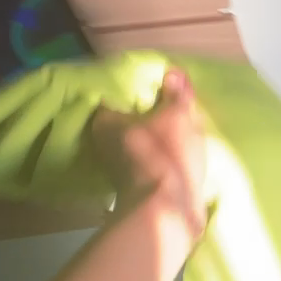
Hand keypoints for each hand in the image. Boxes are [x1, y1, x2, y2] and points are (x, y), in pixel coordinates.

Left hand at [90, 69, 209, 237]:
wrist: (166, 209)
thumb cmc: (166, 154)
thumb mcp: (177, 116)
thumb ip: (176, 94)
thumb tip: (173, 71)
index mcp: (105, 120)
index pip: (114, 96)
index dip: (133, 90)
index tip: (152, 87)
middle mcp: (102, 142)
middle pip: (124, 120)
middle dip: (142, 114)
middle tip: (165, 105)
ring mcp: (115, 166)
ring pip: (133, 141)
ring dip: (150, 136)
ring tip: (172, 128)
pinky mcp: (131, 184)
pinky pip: (142, 159)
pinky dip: (154, 154)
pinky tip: (171, 153)